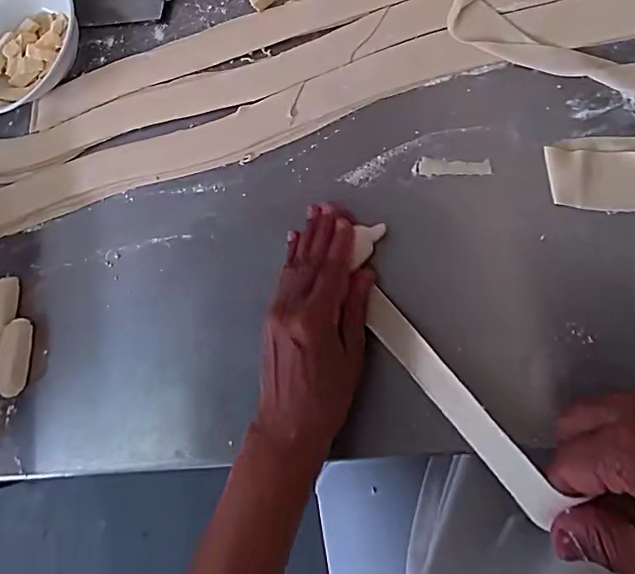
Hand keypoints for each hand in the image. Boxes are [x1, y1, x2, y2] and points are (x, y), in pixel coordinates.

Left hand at [251, 204, 375, 461]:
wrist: (286, 428)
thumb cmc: (324, 400)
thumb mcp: (352, 356)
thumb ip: (355, 309)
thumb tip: (363, 275)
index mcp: (313, 321)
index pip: (331, 271)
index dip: (341, 244)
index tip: (348, 222)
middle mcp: (290, 310)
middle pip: (311, 261)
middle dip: (323, 231)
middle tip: (331, 207)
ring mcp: (276, 312)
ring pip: (295, 265)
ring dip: (307, 237)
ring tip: (315, 214)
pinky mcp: (270, 316)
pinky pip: (283, 278)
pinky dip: (291, 256)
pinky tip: (295, 242)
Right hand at [546, 393, 634, 571]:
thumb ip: (606, 544)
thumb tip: (573, 532)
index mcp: (631, 448)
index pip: (563, 460)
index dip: (557, 497)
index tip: (564, 522)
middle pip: (576, 421)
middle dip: (573, 463)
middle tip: (591, 515)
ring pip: (607, 413)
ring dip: (602, 449)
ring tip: (631, 507)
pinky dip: (633, 440)